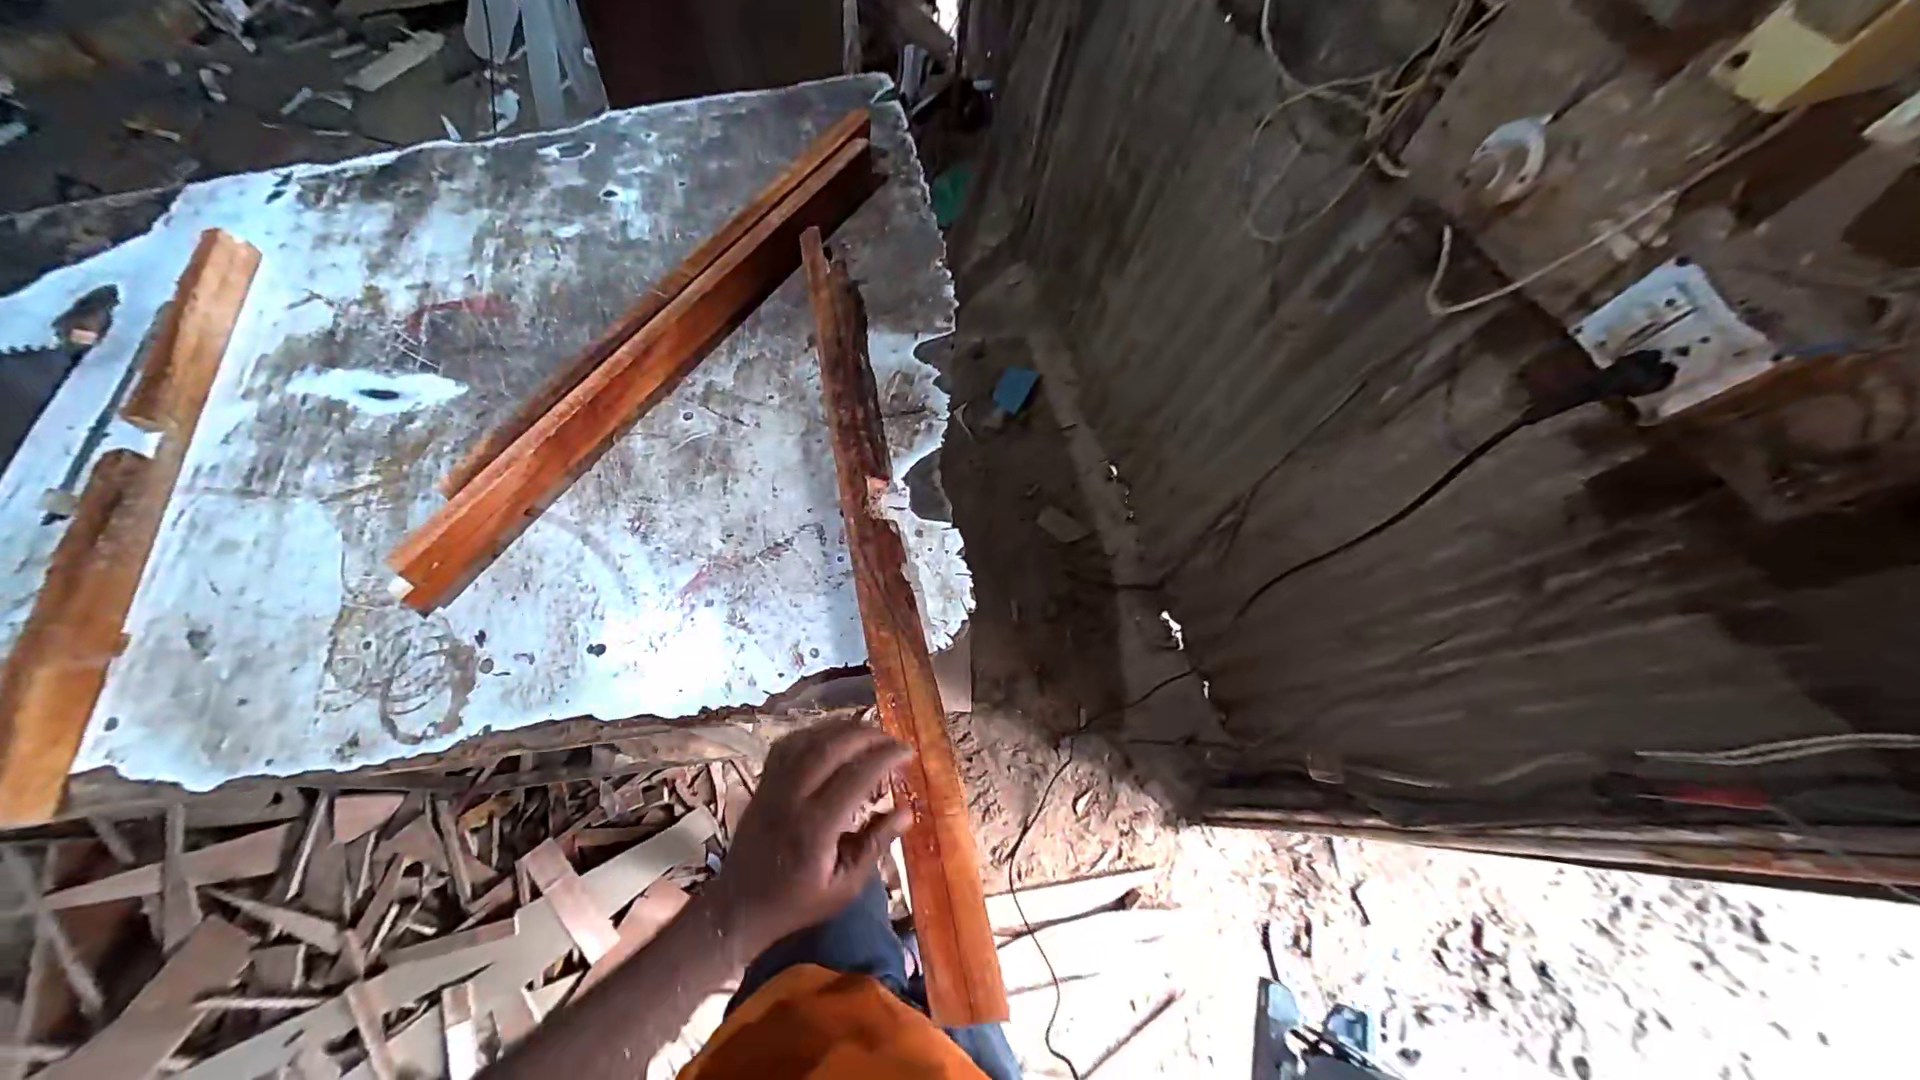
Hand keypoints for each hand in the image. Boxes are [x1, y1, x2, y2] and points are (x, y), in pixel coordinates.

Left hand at [708, 714, 911, 953]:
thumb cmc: (797, 902)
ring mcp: (774, 785)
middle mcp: (792, 798)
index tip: (907, 752)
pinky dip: (815, 733)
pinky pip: (789, 744)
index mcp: (815, 827)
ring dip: (843, 729)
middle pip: (831, 747)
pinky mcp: (763, 782)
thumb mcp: (845, 887)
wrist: (739, 908)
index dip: (885, 758)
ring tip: (870, 733)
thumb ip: (875, 845)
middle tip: (892, 739)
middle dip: (867, 736)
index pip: (856, 777)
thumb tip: (906, 812)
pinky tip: (833, 736)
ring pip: (809, 740)